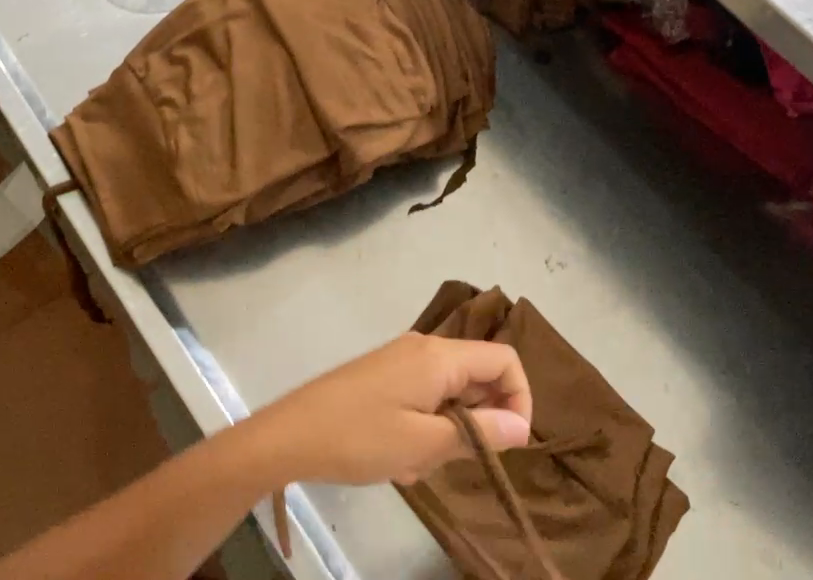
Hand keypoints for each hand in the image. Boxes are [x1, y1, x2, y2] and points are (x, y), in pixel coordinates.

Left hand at [243, 334, 532, 486]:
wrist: (290, 433)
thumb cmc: (359, 437)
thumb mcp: (424, 444)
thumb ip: (477, 433)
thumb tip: (522, 427)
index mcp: (439, 355)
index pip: (504, 360)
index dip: (519, 399)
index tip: (511, 443)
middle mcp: (424, 348)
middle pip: (478, 376)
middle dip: (477, 422)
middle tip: (453, 460)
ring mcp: (401, 360)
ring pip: (450, 393)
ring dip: (446, 433)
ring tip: (417, 464)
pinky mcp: (384, 376)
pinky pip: (424, 397)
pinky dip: (424, 427)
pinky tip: (399, 458)